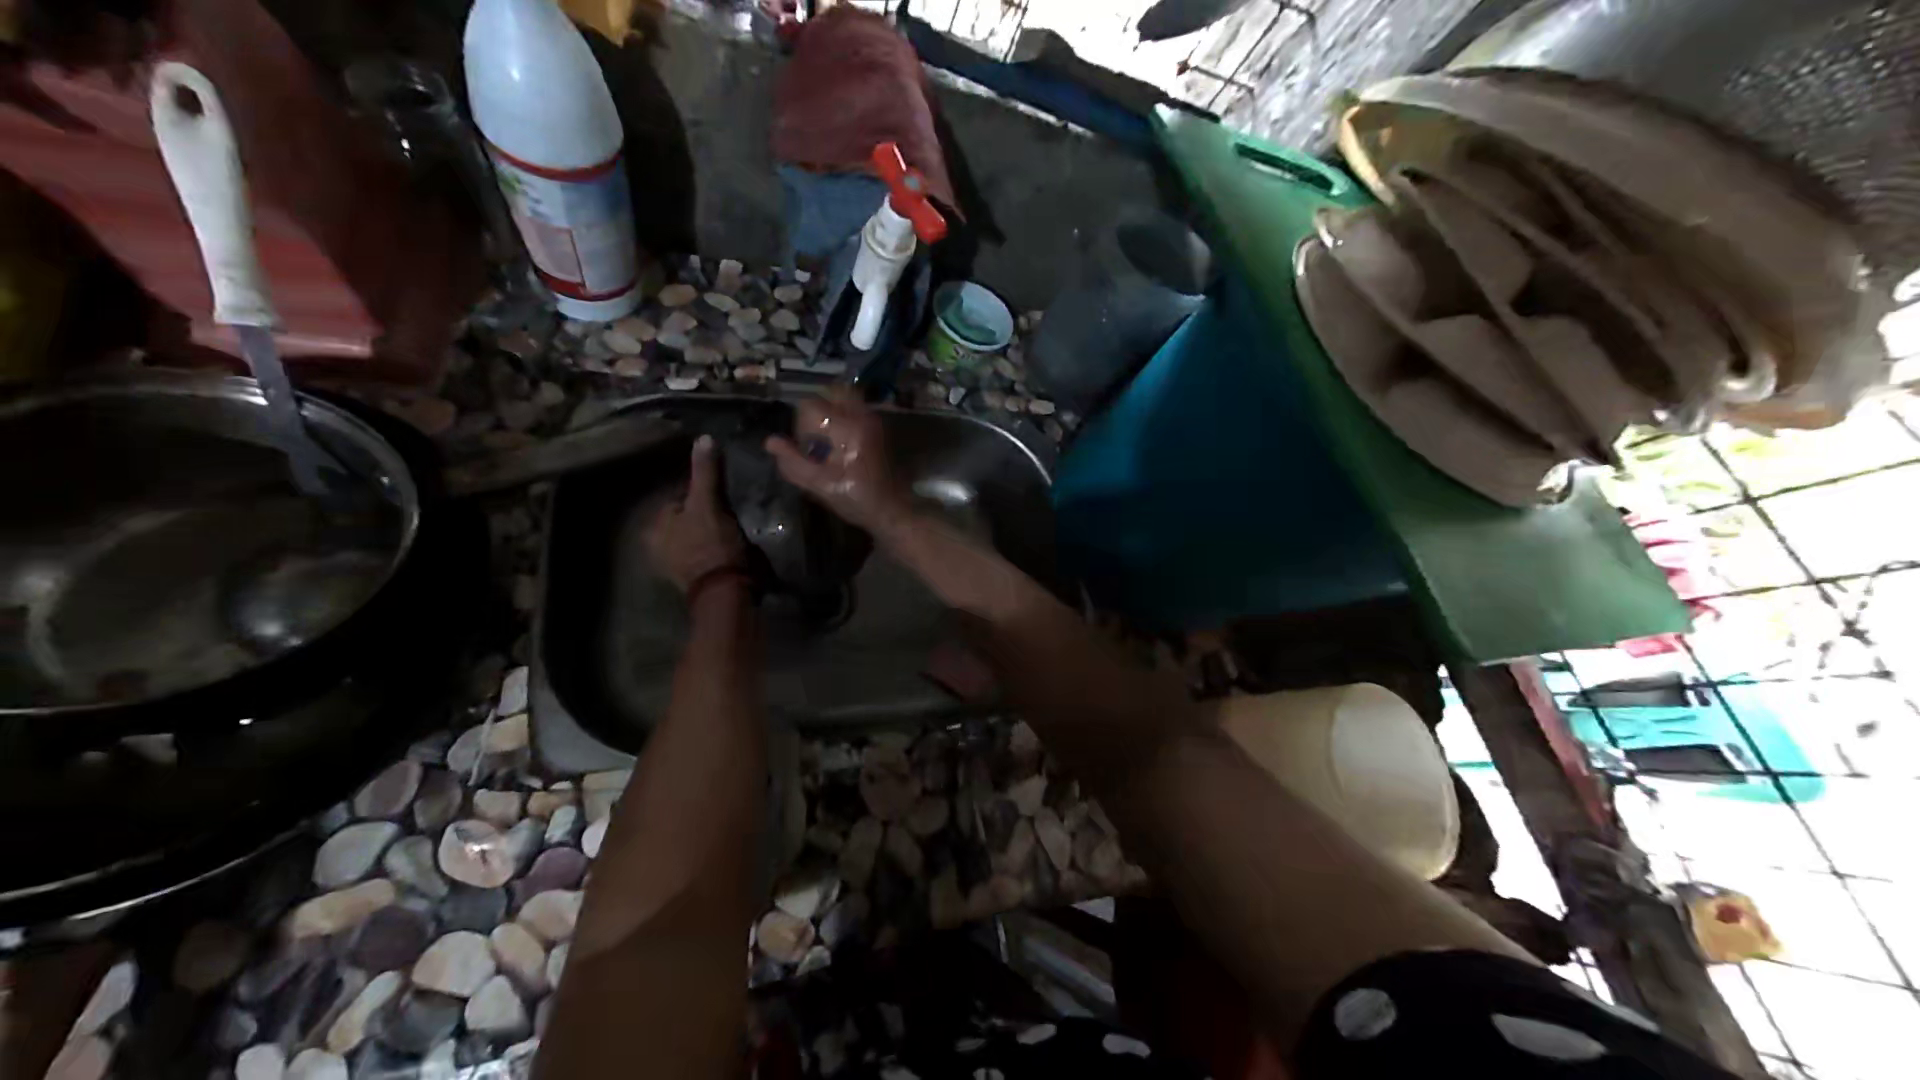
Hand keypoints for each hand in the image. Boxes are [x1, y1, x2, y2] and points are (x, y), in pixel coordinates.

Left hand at [646, 435, 746, 593]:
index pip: (677, 498)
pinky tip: (731, 546)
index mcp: (653, 526)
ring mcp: (675, 565)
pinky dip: (714, 549)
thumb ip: (704, 473)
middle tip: (729, 510)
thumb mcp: (707, 504)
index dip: (699, 493)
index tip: (720, 494)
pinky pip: (704, 554)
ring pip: (695, 536)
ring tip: (734, 527)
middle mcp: (657, 546)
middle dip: (703, 513)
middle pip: (686, 518)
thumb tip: (703, 437)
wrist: (726, 591)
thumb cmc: (710, 545)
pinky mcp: (694, 579)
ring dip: (711, 531)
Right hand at [764, 388, 912, 535]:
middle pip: (829, 392)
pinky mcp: (876, 425)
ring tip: (827, 441)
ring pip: (842, 396)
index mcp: (848, 429)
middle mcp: (862, 416)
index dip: (801, 425)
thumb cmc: (855, 499)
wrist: (890, 508)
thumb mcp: (820, 486)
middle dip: (816, 412)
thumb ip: (792, 463)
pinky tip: (839, 443)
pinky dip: (840, 417)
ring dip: (829, 412)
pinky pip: (852, 407)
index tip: (807, 448)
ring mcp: (872, 419)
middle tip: (816, 439)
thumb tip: (770, 441)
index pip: (811, 405)